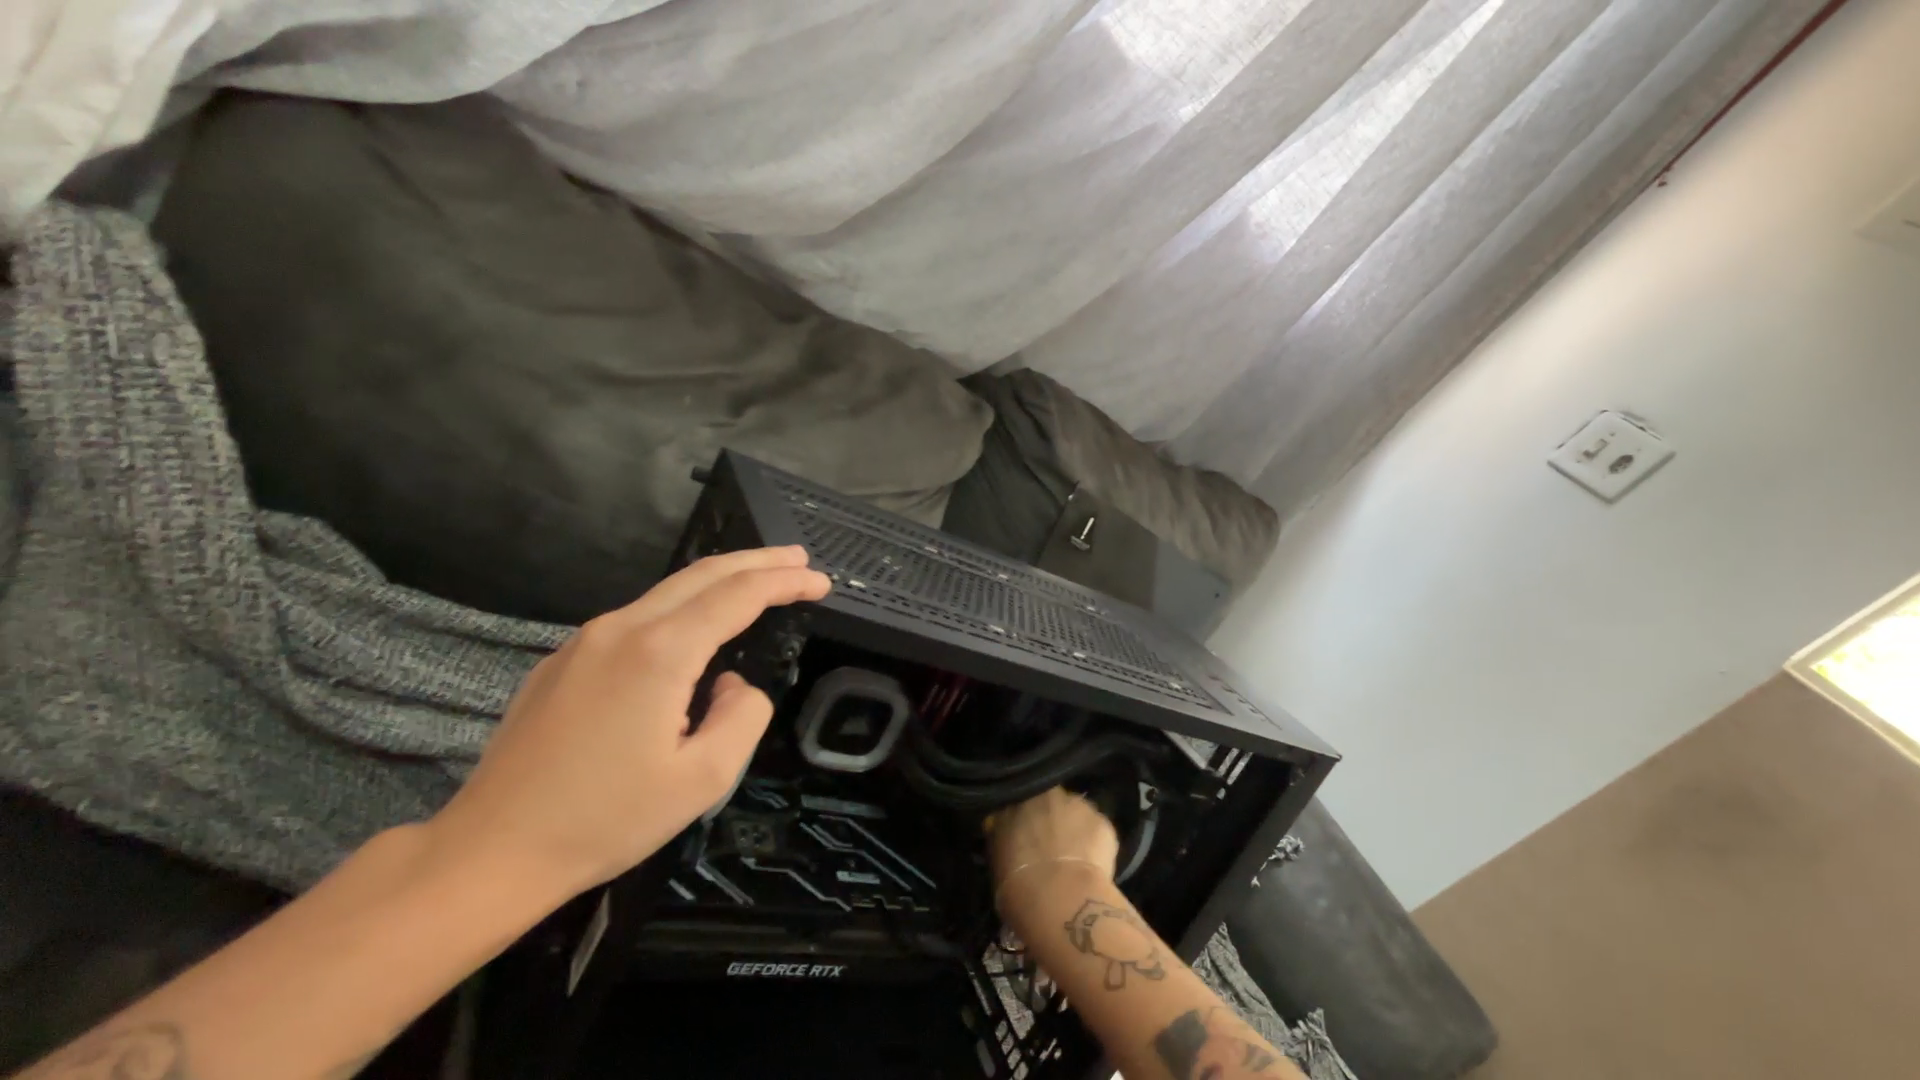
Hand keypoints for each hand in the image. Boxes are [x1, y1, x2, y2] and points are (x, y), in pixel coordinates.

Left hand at [425, 547, 830, 899]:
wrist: (493, 849)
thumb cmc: (605, 820)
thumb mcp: (703, 780)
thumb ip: (742, 716)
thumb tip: (733, 683)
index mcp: (658, 653)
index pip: (737, 596)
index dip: (783, 583)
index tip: (820, 581)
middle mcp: (619, 629)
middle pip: (700, 576)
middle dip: (755, 562)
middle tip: (798, 560)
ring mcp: (582, 643)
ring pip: (664, 595)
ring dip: (716, 585)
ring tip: (755, 589)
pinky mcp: (561, 663)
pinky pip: (634, 622)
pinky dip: (678, 612)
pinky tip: (691, 637)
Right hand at [988, 788, 1118, 923]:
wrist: (1059, 897)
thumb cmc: (1017, 882)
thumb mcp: (997, 856)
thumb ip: (1003, 834)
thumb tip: (1005, 830)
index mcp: (1016, 800)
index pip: (1020, 802)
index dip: (1024, 818)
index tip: (1024, 834)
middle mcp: (1048, 794)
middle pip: (1051, 803)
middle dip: (1051, 818)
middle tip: (1050, 845)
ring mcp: (1079, 805)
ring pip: (1077, 813)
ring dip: (1075, 827)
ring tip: (1074, 856)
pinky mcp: (1104, 822)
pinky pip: (1097, 829)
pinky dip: (1096, 842)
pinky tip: (1093, 864)